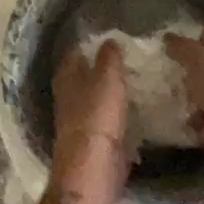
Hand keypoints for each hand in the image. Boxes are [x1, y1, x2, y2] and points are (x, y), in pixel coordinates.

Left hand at [52, 40, 128, 183]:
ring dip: (111, 91)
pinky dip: (118, 112)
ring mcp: (79, 119)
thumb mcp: (108, 77)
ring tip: (137, 81)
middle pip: (84, 76)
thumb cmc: (98, 114)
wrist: (95, 163)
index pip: (75, 52)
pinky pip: (107, 119)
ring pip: (96, 97)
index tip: (114, 40)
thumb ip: (109, 57)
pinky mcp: (93, 138)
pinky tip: (136, 108)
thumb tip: (109, 40)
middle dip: (103, 68)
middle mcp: (68, 96)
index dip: (92, 44)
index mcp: (66, 77)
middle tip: (130, 60)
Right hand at [164, 28, 203, 180]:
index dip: (192, 36)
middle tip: (157, 68)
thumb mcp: (203, 63)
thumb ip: (184, 49)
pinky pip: (198, 123)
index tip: (167, 37)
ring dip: (184, 99)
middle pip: (203, 70)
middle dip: (183, 70)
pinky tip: (181, 122)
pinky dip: (191, 123)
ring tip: (163, 97)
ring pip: (198, 97)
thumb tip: (168, 37)